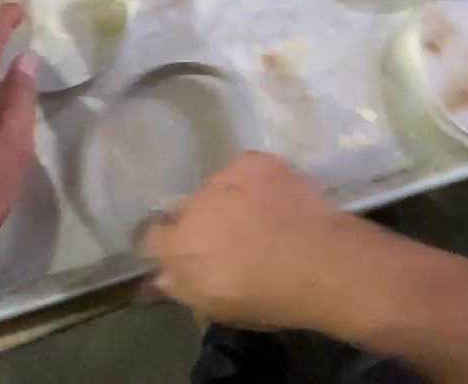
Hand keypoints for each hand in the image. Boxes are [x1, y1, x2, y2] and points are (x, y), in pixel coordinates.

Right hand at [142, 152, 372, 330]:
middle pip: (187, 209)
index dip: (165, 242)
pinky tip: (273, 197)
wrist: (317, 259)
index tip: (183, 251)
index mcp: (177, 245)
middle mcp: (192, 204)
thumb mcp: (216, 307)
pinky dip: (253, 181)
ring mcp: (224, 177)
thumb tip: (152, 281)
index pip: (150, 235)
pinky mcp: (252, 160)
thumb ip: (178, 287)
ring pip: (216, 187)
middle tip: (229, 238)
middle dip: (202, 221)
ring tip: (258, 216)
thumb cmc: (265, 295)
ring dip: (228, 199)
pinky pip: (243, 170)